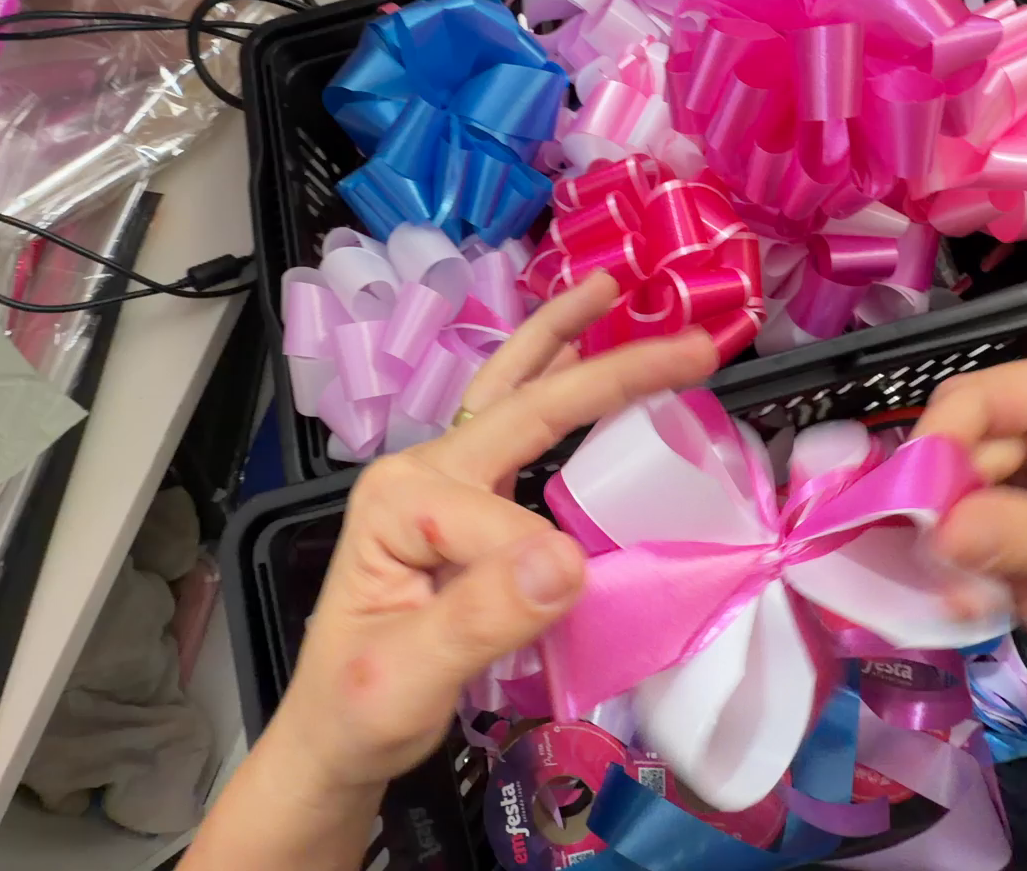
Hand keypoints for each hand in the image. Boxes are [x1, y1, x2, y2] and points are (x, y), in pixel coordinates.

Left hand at [266, 274, 719, 790]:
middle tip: (689, 341)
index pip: (500, 512)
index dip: (538, 564)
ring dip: (566, 338)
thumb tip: (570, 560)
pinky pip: (515, 421)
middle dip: (607, 366)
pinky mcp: (463, 492)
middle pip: (521, 399)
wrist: (337, 733)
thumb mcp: (407, 679)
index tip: (553, 620)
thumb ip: (482, 617)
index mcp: (400, 498)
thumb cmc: (360, 709)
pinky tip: (578, 360)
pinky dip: (554, 380)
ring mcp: (441, 474)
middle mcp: (420, 467)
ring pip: (512, 388)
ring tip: (611, 291)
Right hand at [915, 347, 1026, 664]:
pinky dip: (997, 578)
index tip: (913, 513)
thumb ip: (1023, 534)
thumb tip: (936, 536)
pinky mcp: (1022, 511)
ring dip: (981, 564)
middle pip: (957, 455)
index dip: (935, 448)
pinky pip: (974, 536)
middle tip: (960, 585)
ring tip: (1022, 608)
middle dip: (960, 525)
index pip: (975, 399)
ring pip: (958, 503)